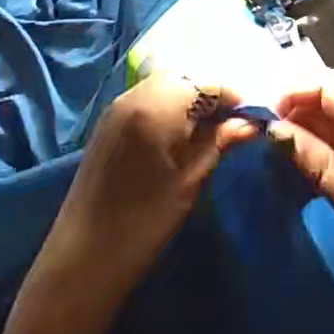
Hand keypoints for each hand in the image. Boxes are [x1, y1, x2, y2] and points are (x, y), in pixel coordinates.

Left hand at [0, 75, 256, 333]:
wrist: (83, 256)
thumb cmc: (145, 221)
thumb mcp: (192, 180)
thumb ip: (220, 142)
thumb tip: (251, 123)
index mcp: (159, 105)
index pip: (207, 83)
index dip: (232, 97)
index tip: (250, 118)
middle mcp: (136, 94)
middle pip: (184, 78)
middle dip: (209, 94)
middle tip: (228, 124)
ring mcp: (118, 105)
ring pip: (163, 85)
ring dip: (187, 98)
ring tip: (204, 130)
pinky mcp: (108, 120)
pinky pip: (145, 97)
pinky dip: (165, 105)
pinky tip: (175, 133)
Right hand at [272, 74, 333, 333]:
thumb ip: (320, 165)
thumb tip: (275, 131)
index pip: (333, 89)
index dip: (296, 93)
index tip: (262, 115)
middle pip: (331, 104)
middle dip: (294, 110)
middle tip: (257, 131)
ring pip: (333, 129)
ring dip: (302, 132)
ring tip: (266, 146)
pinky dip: (314, 155)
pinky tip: (292, 166)